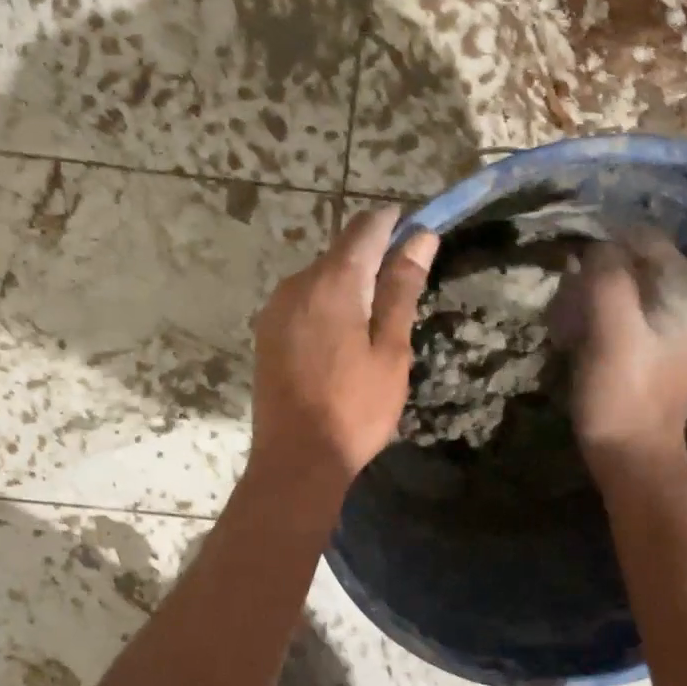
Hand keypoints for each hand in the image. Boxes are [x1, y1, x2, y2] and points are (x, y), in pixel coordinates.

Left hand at [249, 207, 439, 486]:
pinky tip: (343, 341)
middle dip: (374, 259)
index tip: (421, 238)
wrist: (296, 460)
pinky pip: (303, 303)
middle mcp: (296, 285)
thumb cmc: (355, 409)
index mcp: (332, 282)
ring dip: (349, 286)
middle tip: (405, 294)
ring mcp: (275, 309)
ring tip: (376, 325)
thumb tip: (420, 237)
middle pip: (341, 252)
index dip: (396, 224)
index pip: (366, 227)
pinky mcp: (265, 333)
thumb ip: (401, 289)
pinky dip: (327, 306)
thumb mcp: (391, 350)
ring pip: (320, 278)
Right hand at [549, 227, 686, 466]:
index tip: (567, 280)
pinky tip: (571, 344)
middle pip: (623, 262)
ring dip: (580, 303)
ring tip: (564, 334)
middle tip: (565, 315)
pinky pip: (611, 312)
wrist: (633, 458)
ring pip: (611, 288)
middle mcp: (685, 295)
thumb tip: (593, 248)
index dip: (597, 252)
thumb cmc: (622, 394)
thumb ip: (606, 276)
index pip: (637, 237)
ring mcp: (666, 321)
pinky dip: (587, 321)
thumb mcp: (611, 328)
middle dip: (586, 281)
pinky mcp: (646, 344)